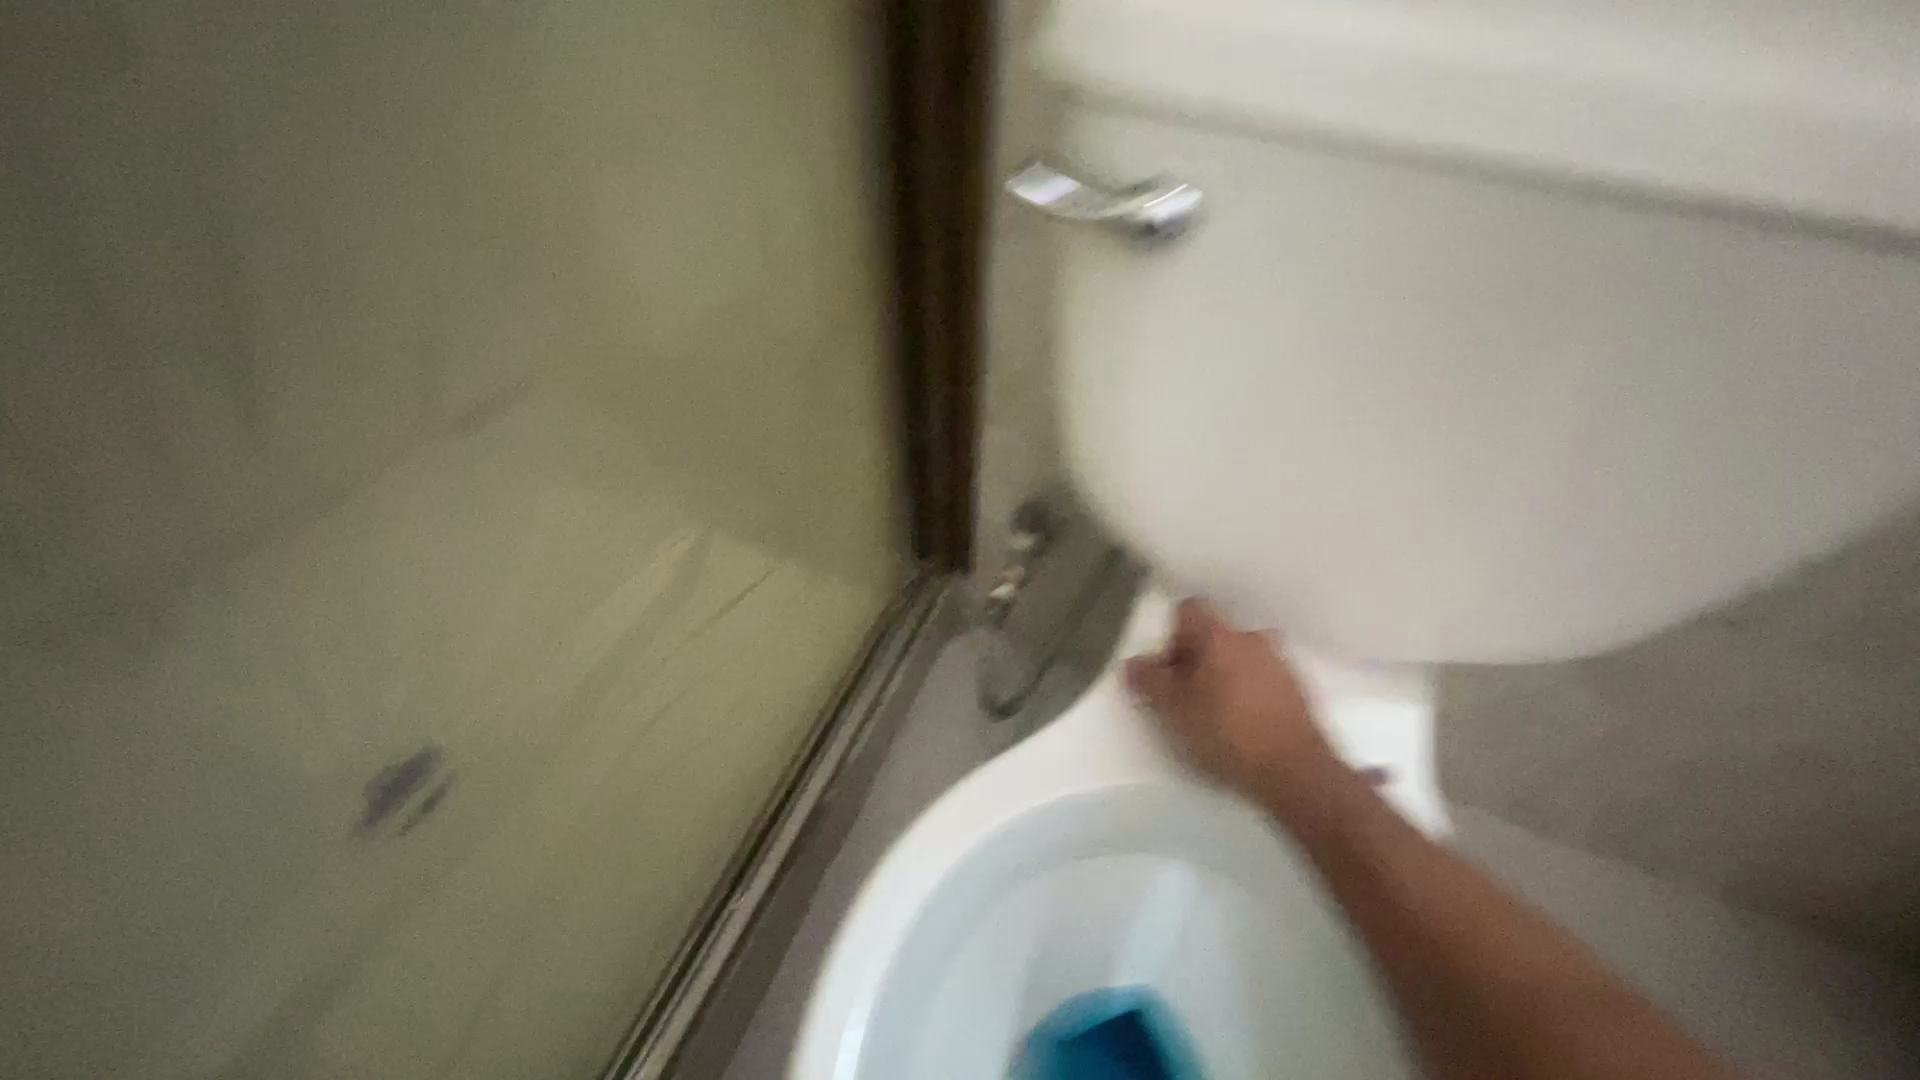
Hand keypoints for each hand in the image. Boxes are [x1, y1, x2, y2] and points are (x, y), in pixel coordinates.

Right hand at [1124, 598, 1337, 796]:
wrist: (1296, 771)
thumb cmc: (1226, 733)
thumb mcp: (1173, 711)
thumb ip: (1149, 682)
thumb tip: (1132, 663)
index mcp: (1220, 636)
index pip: (1189, 609)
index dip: (1172, 634)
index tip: (1168, 669)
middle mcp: (1252, 638)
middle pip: (1214, 635)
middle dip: (1196, 659)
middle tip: (1185, 696)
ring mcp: (1280, 662)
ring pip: (1239, 657)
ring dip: (1223, 676)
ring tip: (1214, 714)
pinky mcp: (1299, 689)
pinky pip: (1262, 677)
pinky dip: (1248, 692)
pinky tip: (1243, 725)